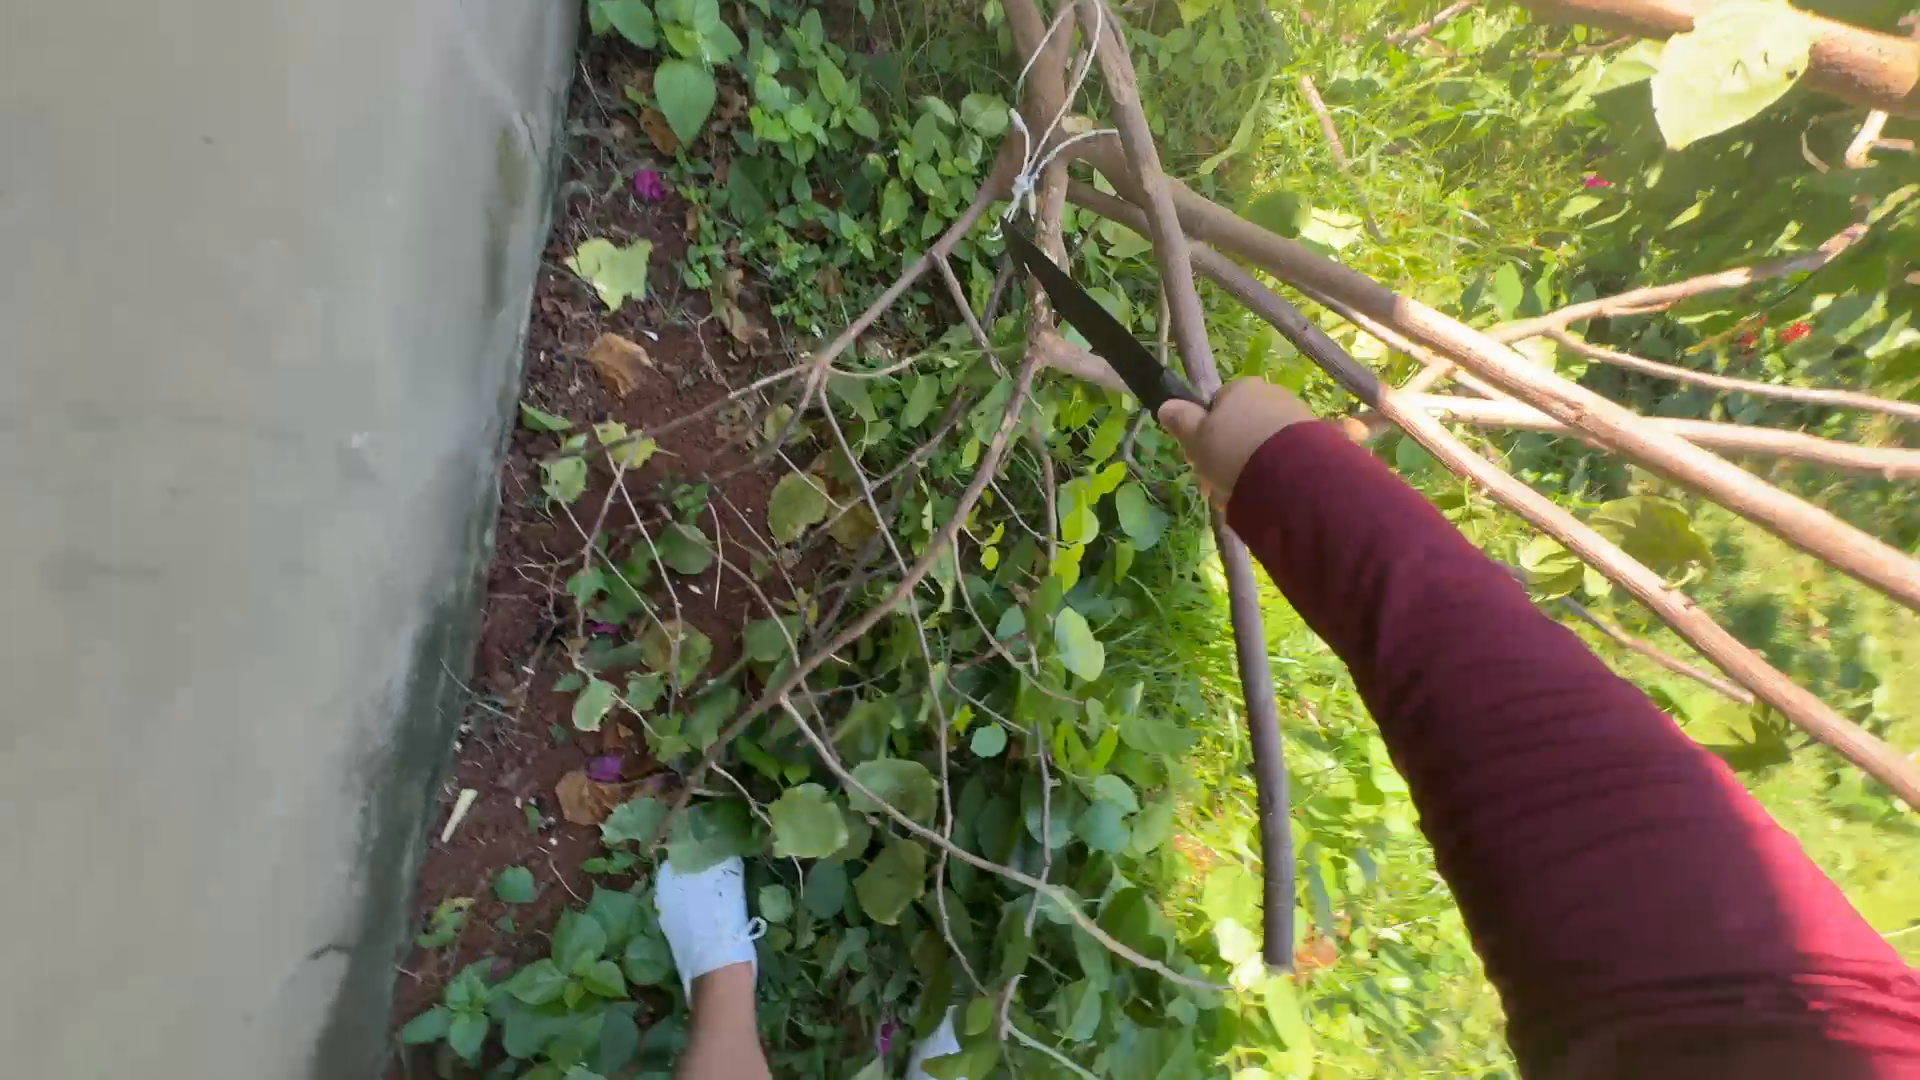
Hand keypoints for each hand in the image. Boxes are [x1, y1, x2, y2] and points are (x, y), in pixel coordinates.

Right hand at [1157, 378, 1314, 500]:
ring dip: (1247, 467)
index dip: (1203, 435)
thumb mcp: (1195, 438)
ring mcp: (1296, 415)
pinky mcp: (1316, 439)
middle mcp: (1270, 394)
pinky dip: (1273, 473)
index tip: (1198, 460)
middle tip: (1215, 485)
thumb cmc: (1232, 451)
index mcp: (1240, 389)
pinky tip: (1266, 493)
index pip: (1214, 407)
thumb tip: (1166, 405)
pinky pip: (1284, 456)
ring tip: (1240, 496)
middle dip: (1225, 456)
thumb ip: (1180, 420)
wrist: (1290, 475)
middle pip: (1238, 427)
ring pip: (1260, 444)